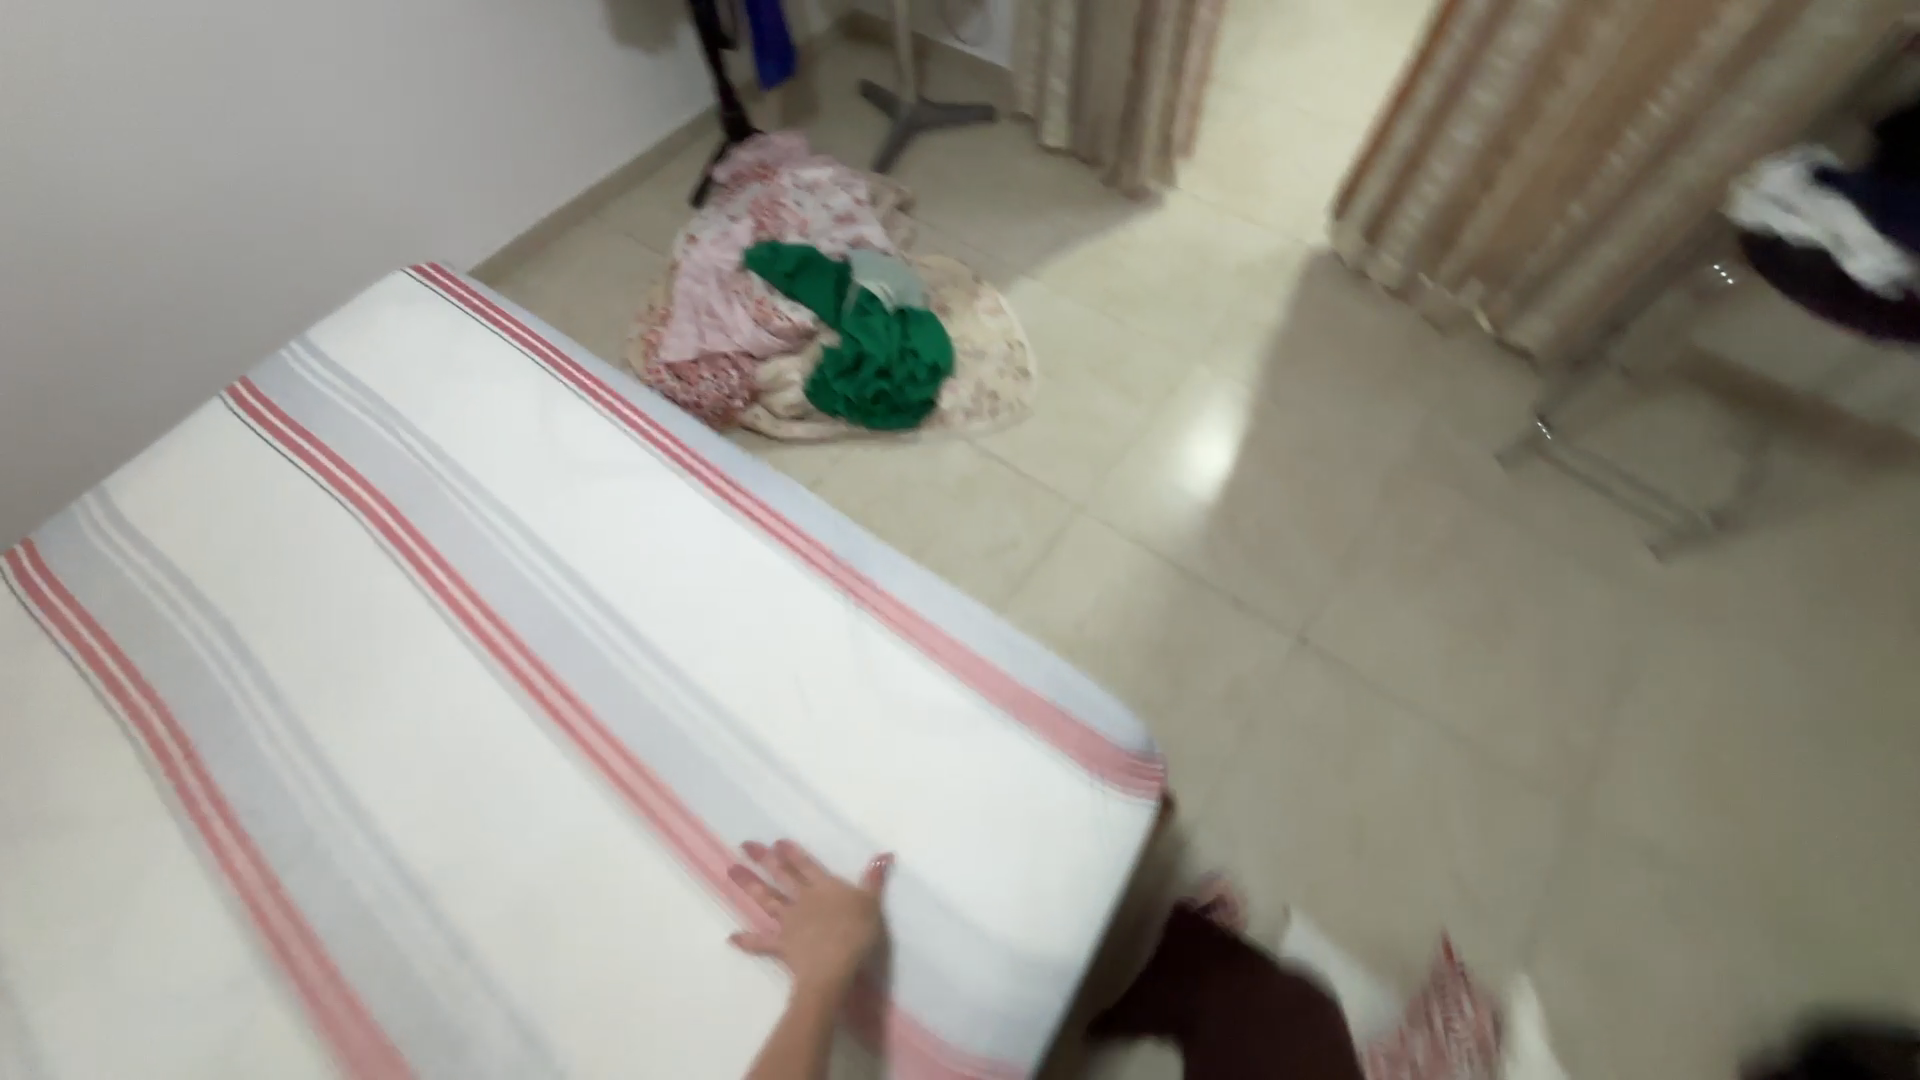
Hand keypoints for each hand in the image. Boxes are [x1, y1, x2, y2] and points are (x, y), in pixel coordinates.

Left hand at [728, 840, 892, 999]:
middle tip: (745, 845)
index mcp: (824, 887)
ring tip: (731, 871)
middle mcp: (803, 900)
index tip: (775, 841)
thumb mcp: (872, 903)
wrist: (834, 967)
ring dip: (749, 886)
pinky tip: (732, 937)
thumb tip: (885, 853)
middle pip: (781, 876)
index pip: (806, 865)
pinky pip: (761, 943)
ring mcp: (789, 922)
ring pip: (766, 900)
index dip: (791, 852)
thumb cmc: (856, 932)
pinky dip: (747, 941)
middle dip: (764, 859)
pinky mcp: (781, 945)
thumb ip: (875, 878)